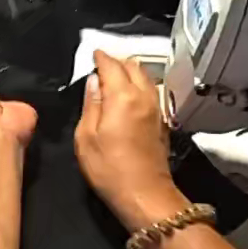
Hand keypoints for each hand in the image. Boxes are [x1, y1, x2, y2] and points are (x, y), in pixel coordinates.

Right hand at [76, 51, 189, 229]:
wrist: (145, 195)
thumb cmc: (110, 170)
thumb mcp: (85, 137)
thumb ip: (90, 104)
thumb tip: (93, 83)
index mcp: (122, 97)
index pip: (111, 65)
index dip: (101, 57)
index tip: (94, 53)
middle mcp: (143, 97)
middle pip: (133, 66)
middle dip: (117, 61)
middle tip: (102, 63)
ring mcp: (156, 110)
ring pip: (145, 78)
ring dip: (130, 71)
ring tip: (115, 76)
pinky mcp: (161, 123)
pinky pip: (151, 92)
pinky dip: (139, 85)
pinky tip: (129, 95)